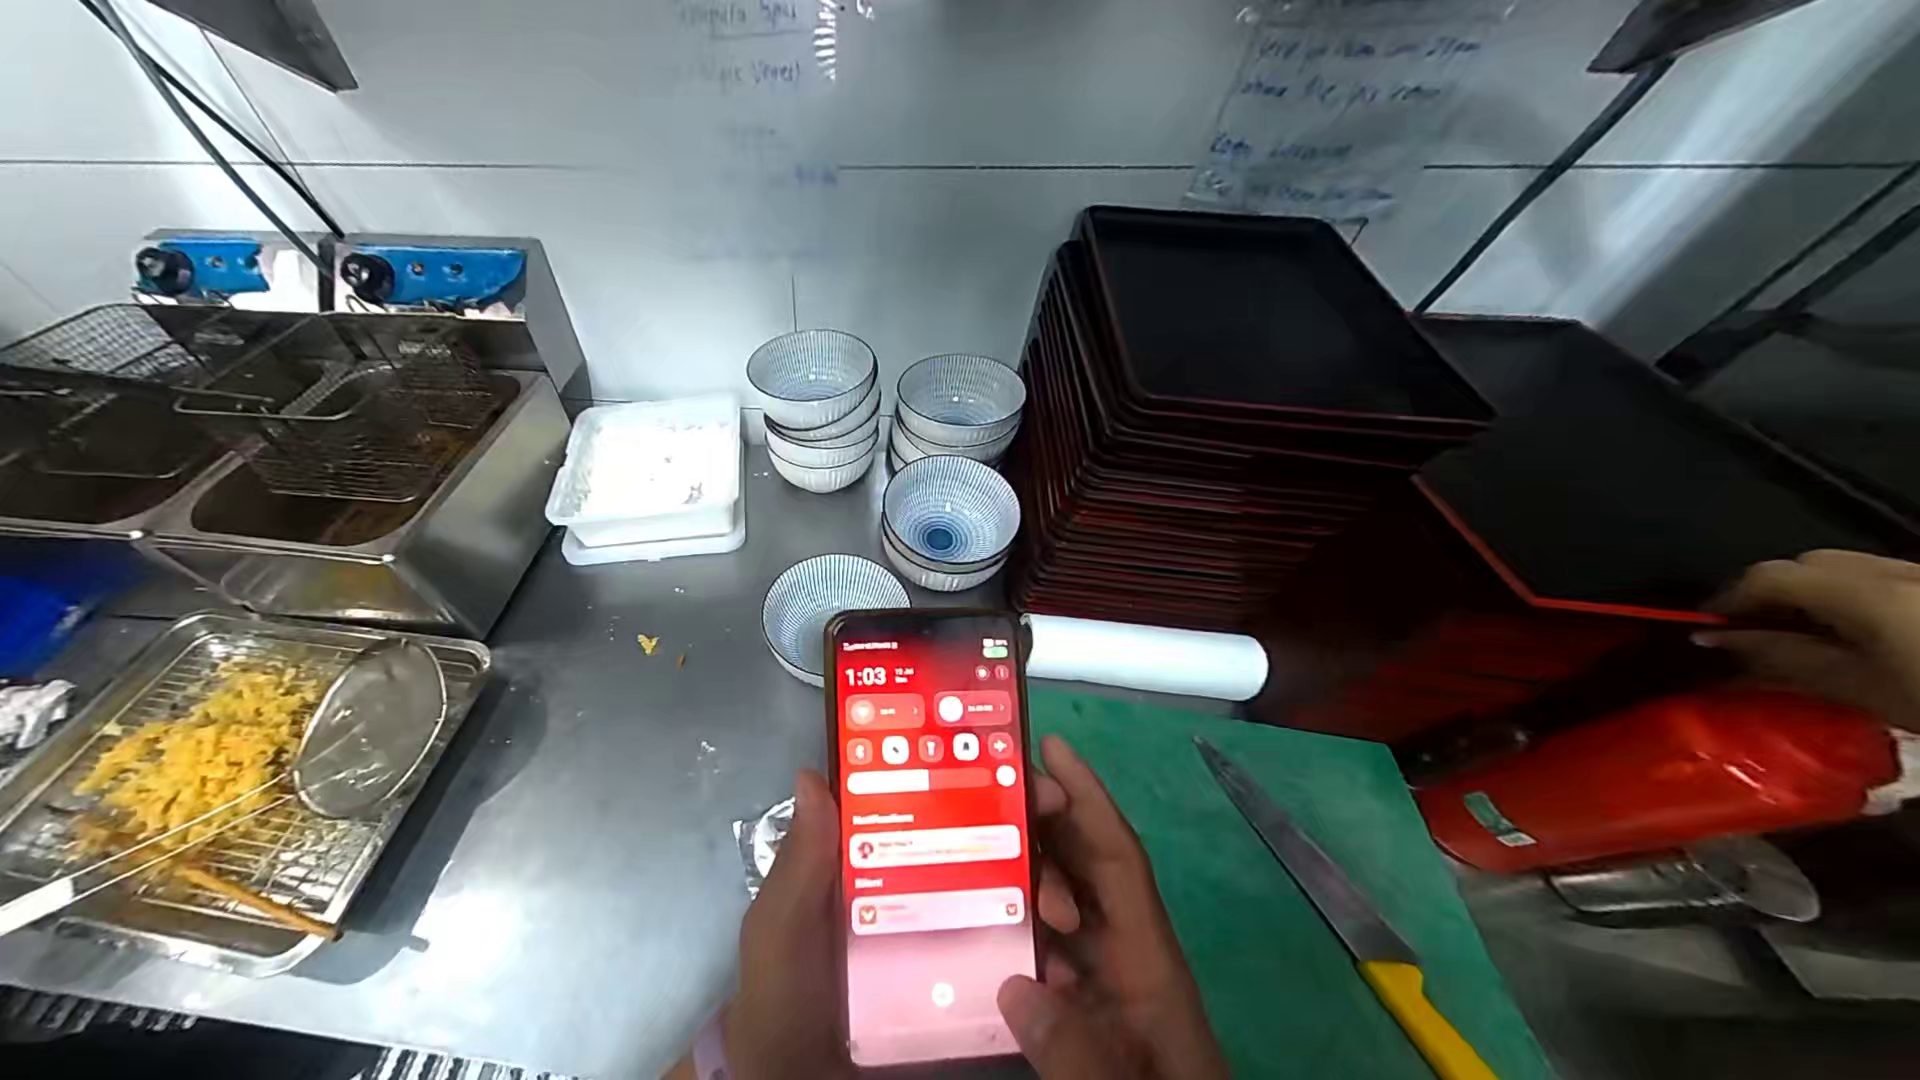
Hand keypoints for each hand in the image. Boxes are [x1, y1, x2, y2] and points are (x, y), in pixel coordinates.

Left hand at [694, 769, 1084, 1079]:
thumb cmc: (787, 997)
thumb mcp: (783, 928)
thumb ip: (800, 863)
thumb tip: (812, 776)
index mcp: (888, 859)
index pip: (939, 802)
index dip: (978, 774)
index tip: (1016, 764)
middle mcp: (930, 886)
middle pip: (993, 838)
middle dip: (1032, 824)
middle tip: (1055, 824)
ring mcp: (958, 936)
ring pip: (1017, 894)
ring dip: (1050, 888)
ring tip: (1061, 910)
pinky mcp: (977, 988)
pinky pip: (1022, 960)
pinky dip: (1048, 955)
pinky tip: (1061, 960)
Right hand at [997, 736, 1227, 1079]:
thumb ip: (1079, 1049)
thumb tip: (1013, 987)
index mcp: (1146, 954)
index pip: (1116, 856)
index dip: (1088, 796)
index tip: (1054, 748)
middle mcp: (1123, 949)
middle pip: (1083, 865)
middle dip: (1043, 823)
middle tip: (994, 794)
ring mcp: (1100, 974)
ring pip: (1058, 899)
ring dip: (1024, 872)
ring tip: (979, 851)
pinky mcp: (1079, 1003)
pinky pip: (1042, 944)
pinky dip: (1014, 923)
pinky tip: (982, 917)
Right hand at [1700, 549, 1919, 730]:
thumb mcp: (1867, 691)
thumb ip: (1787, 657)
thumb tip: (1718, 638)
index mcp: (1868, 593)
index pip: (1769, 575)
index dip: (1730, 596)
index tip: (1710, 626)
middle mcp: (1904, 571)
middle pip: (1813, 561)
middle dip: (1777, 589)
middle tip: (1760, 629)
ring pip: (1858, 568)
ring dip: (1823, 593)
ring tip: (1818, 635)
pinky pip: (1898, 580)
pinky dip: (1866, 598)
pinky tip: (1875, 635)